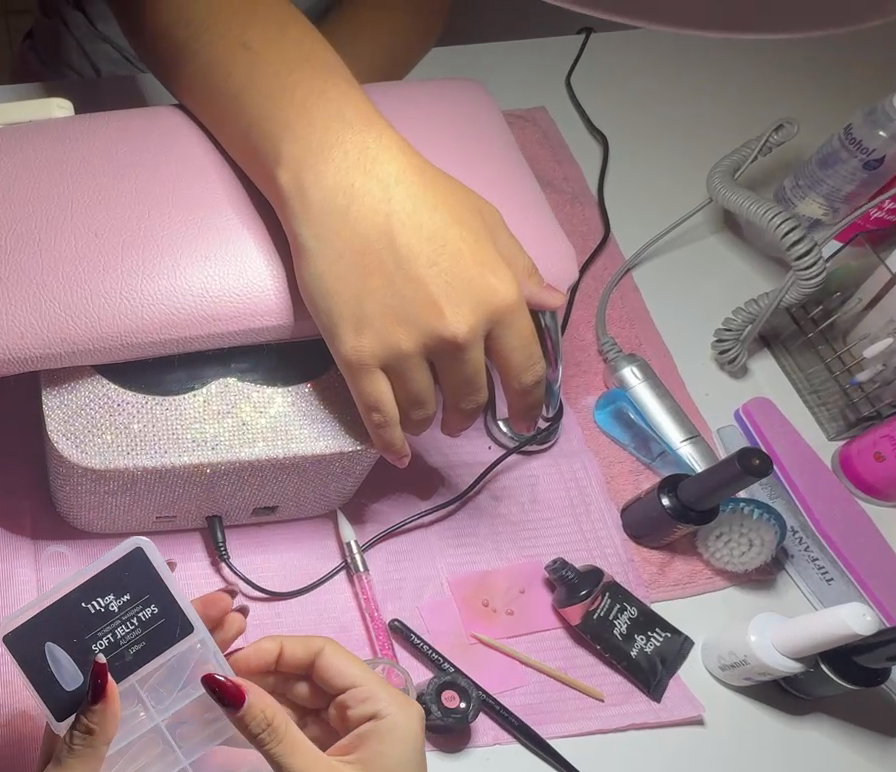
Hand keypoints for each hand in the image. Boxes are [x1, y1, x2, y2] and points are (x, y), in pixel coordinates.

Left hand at [12, 589, 249, 771]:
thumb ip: (85, 736)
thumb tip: (106, 667)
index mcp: (79, 717)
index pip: (113, 655)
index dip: (144, 623)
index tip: (180, 595)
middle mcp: (113, 724)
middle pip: (154, 667)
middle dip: (189, 634)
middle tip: (233, 609)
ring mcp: (144, 750)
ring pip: (180, 696)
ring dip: (209, 664)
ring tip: (248, 637)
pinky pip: (196, 739)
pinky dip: (220, 715)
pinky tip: (251, 699)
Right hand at [200, 635, 457, 771]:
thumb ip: (268, 729)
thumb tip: (218, 682)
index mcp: (383, 705)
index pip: (322, 654)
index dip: (272, 651)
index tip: (225, 666)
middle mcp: (370, 710)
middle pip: (308, 672)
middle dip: (261, 674)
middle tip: (209, 685)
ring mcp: (351, 734)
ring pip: (298, 698)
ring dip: (260, 698)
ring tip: (213, 701)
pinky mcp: (333, 757)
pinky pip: (296, 726)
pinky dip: (266, 723)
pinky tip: (233, 724)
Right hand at [278, 124, 564, 465]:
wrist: (345, 192)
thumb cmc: (418, 198)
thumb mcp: (487, 225)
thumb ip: (519, 273)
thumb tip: (550, 309)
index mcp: (498, 299)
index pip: (524, 370)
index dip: (527, 403)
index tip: (523, 420)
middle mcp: (456, 333)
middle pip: (469, 397)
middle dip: (467, 414)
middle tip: (459, 419)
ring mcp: (403, 350)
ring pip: (422, 410)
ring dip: (427, 423)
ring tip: (424, 423)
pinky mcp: (357, 358)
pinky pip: (378, 415)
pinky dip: (389, 440)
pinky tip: (397, 454)